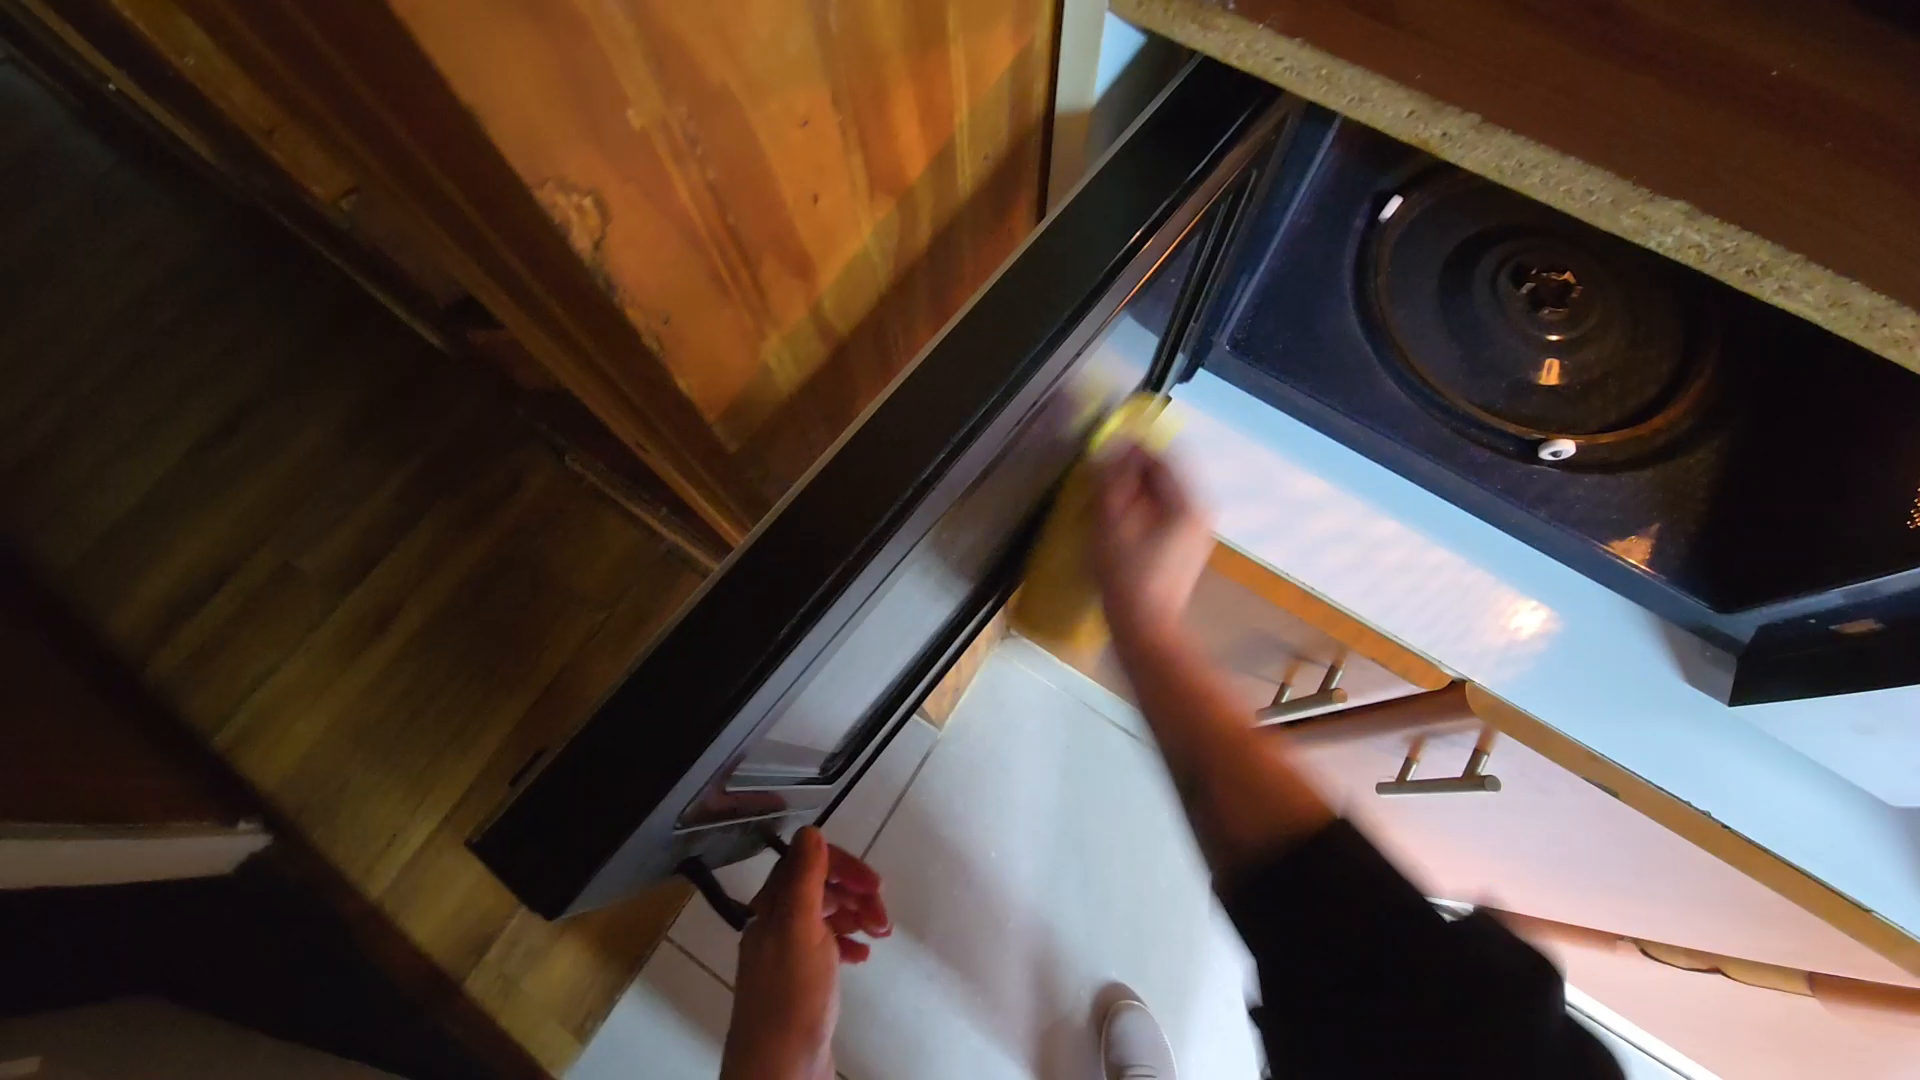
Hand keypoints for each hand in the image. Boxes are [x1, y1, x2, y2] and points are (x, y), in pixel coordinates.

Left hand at [720, 827, 889, 1079]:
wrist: (778, 1072)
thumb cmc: (792, 997)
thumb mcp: (800, 928)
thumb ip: (804, 878)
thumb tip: (811, 832)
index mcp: (773, 906)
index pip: (809, 861)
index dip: (844, 866)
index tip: (876, 886)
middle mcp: (776, 923)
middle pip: (820, 886)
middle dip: (856, 892)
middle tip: (883, 917)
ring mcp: (787, 953)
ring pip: (827, 915)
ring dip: (856, 915)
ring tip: (880, 935)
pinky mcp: (800, 980)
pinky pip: (827, 945)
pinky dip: (848, 942)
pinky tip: (862, 955)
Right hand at [1088, 445, 1213, 645]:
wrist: (1145, 629)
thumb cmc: (1125, 577)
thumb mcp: (1111, 523)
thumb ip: (1114, 480)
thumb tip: (1116, 449)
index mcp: (1188, 501)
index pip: (1161, 456)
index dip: (1131, 447)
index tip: (1103, 448)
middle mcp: (1201, 510)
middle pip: (1166, 473)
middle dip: (1133, 469)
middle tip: (1102, 476)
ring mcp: (1198, 530)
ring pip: (1165, 493)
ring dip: (1136, 489)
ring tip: (1107, 498)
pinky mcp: (1188, 546)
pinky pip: (1166, 512)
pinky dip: (1144, 508)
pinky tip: (1121, 522)